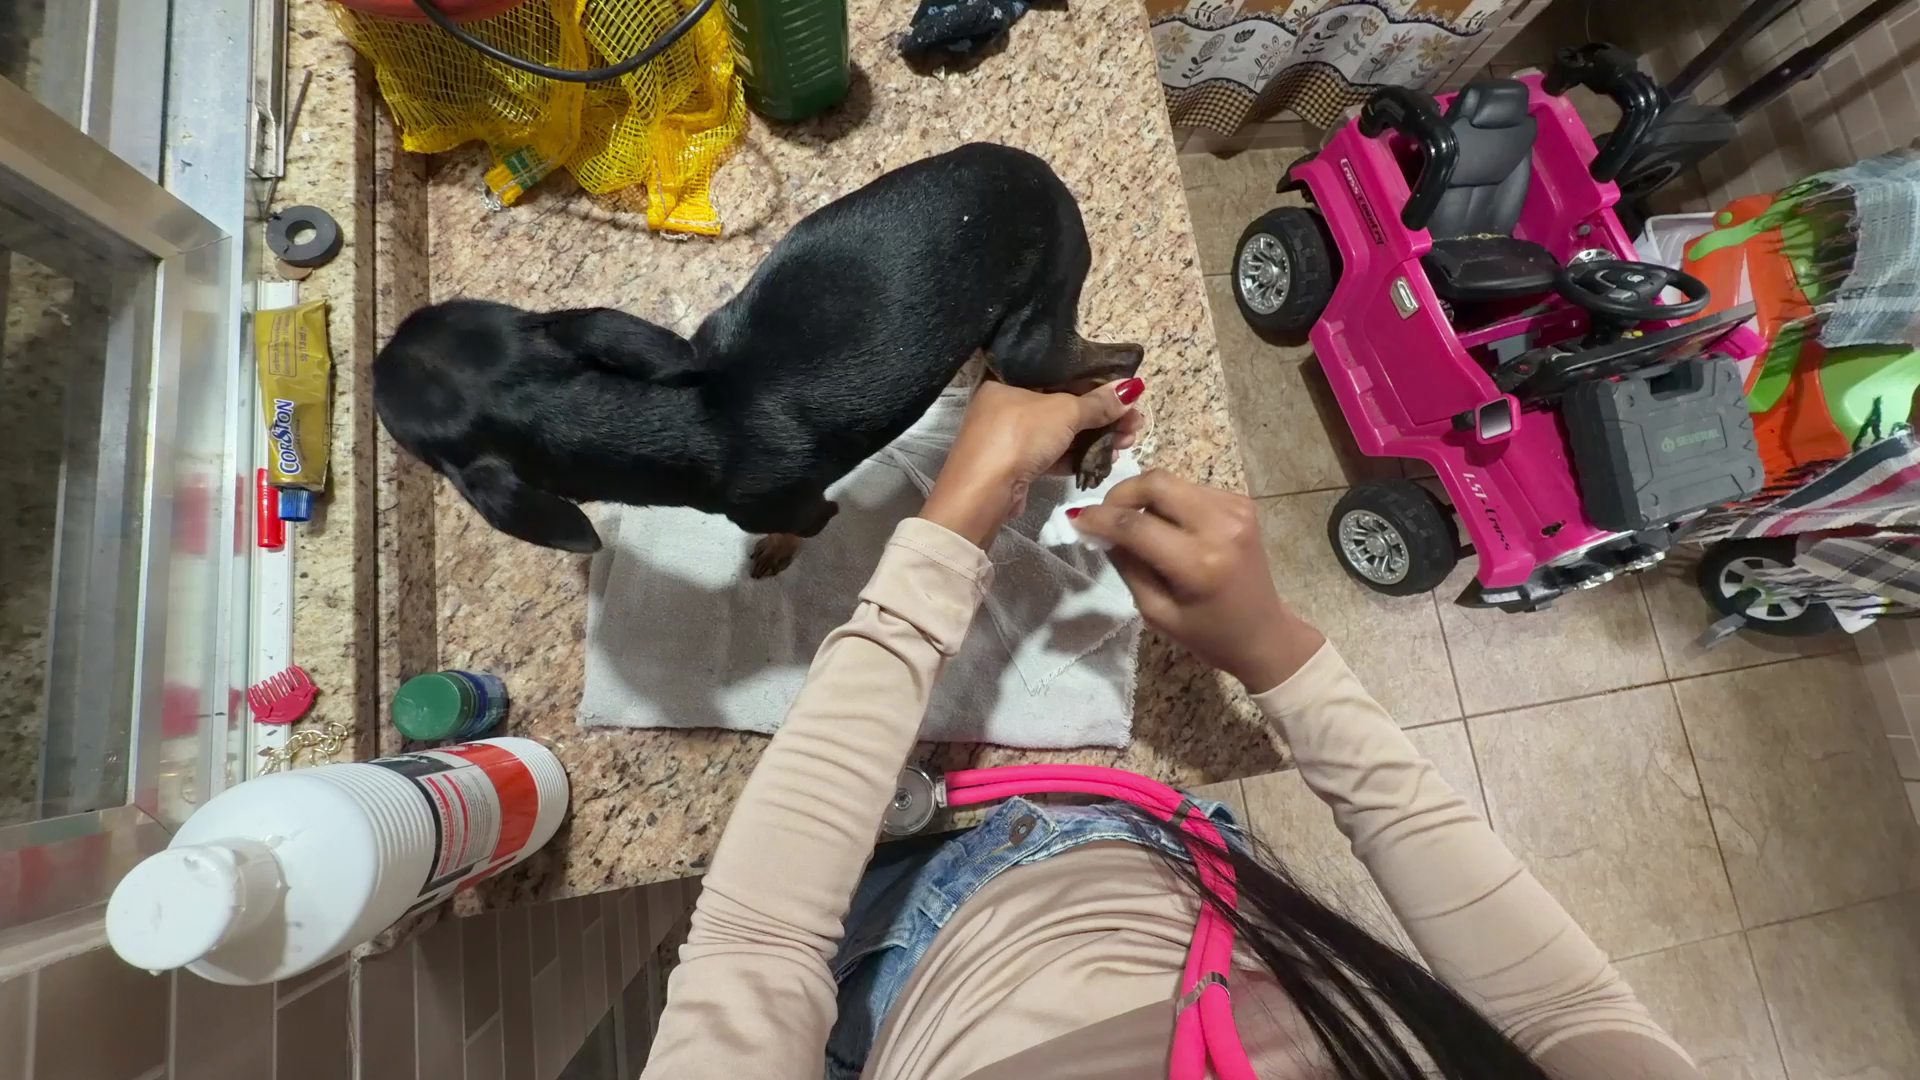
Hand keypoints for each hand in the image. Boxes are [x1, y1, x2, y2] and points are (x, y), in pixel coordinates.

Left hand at [920, 379, 1144, 547]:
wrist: (983, 492)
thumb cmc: (1019, 436)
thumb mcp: (1064, 412)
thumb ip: (1099, 403)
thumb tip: (1132, 387)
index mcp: (1008, 381)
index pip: (1060, 375)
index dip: (1097, 384)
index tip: (1127, 395)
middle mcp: (1006, 406)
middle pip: (1064, 406)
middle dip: (1103, 417)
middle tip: (1134, 425)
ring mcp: (1010, 439)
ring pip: (1061, 434)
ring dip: (1096, 439)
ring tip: (1127, 443)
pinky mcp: (1017, 467)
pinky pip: (1053, 456)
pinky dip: (1078, 457)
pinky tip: (1106, 460)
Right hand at [1069, 470, 1323, 693]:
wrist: (1264, 633)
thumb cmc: (1207, 634)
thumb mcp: (1155, 611)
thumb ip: (1127, 564)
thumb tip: (1099, 529)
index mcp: (1199, 563)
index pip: (1136, 525)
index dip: (1099, 518)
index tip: (1076, 520)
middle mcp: (1221, 526)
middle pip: (1156, 483)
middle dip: (1121, 494)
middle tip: (1105, 514)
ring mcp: (1236, 509)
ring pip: (1171, 481)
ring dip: (1145, 498)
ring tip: (1135, 524)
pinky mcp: (1241, 503)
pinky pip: (1189, 489)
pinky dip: (1169, 502)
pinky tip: (1167, 526)